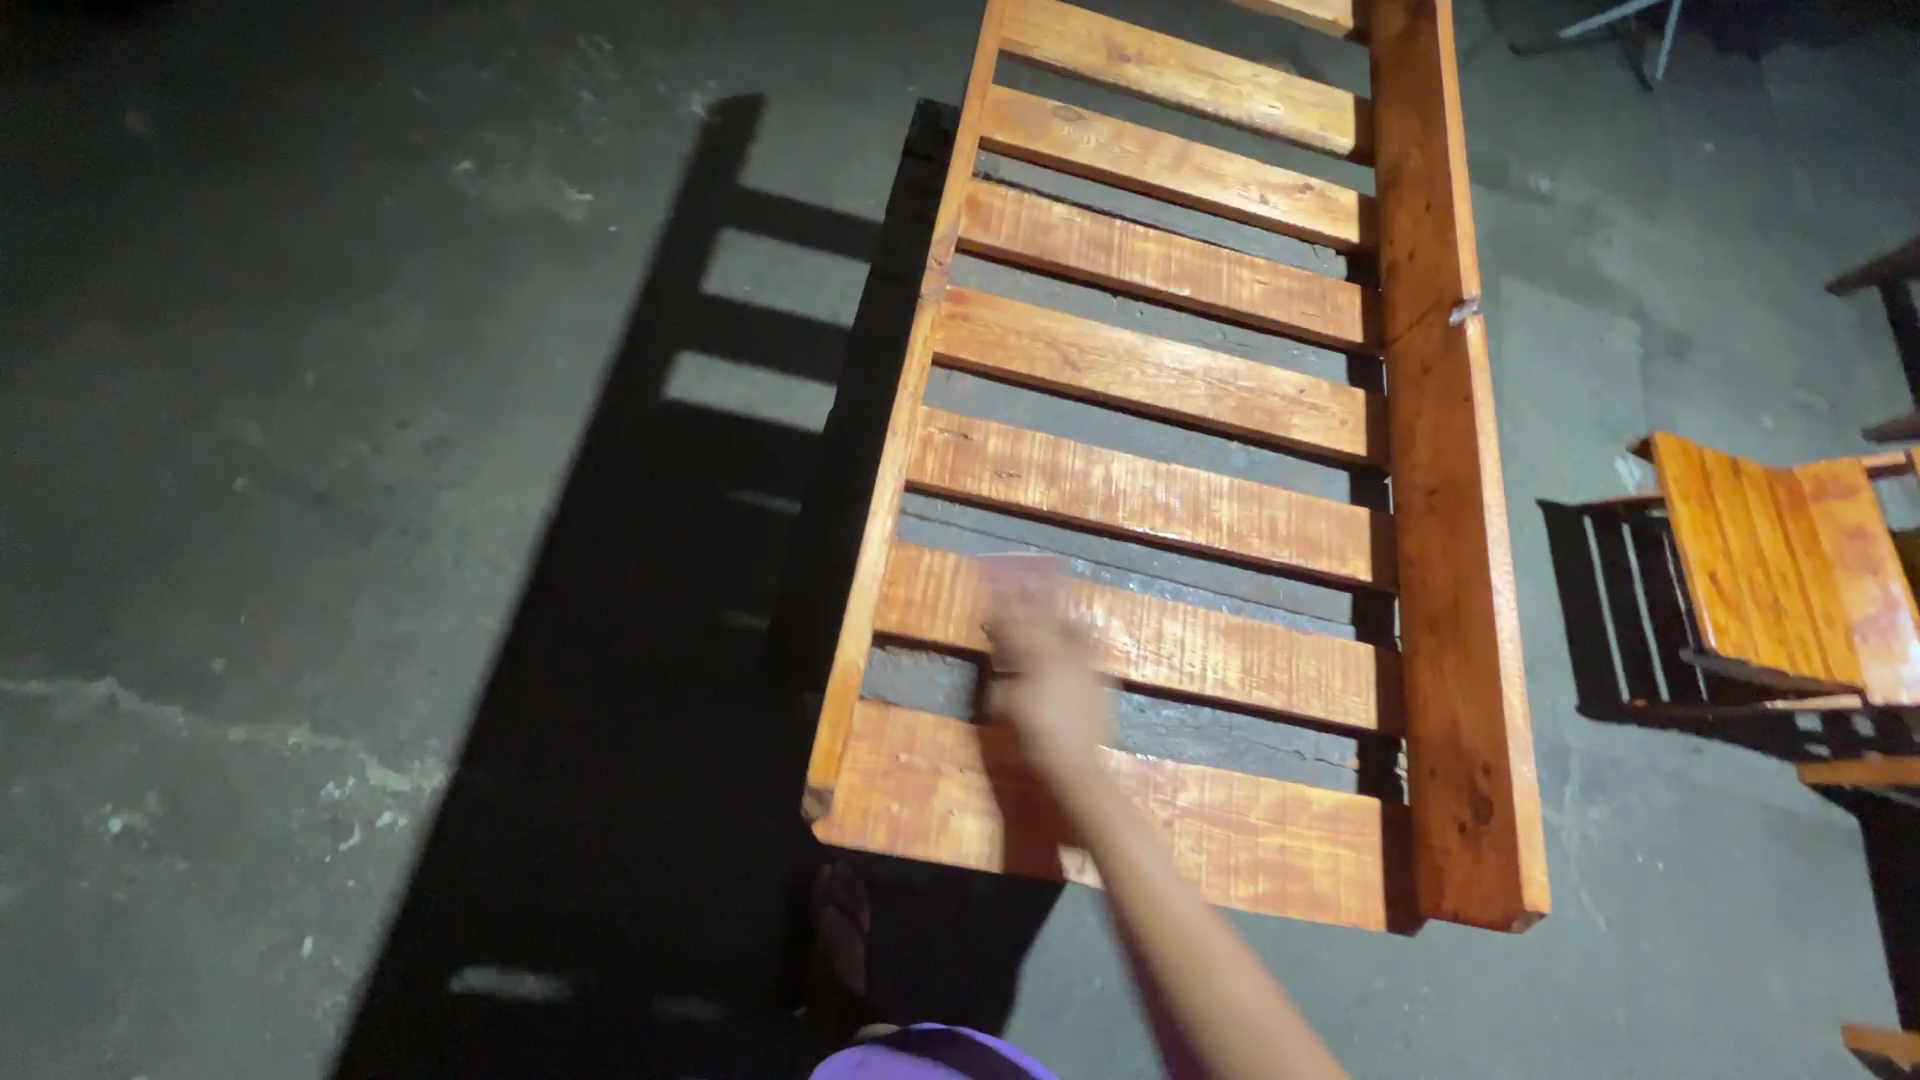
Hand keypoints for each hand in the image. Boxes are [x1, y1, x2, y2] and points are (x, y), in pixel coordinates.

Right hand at [985, 567, 1114, 788]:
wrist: (1076, 764)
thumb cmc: (1034, 739)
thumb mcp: (1007, 706)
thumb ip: (1002, 677)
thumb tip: (999, 656)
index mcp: (1034, 660)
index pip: (1014, 625)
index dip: (1004, 605)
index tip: (995, 585)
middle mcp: (1060, 654)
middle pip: (1042, 618)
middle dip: (1030, 595)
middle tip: (1022, 573)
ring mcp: (1083, 664)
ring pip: (1068, 625)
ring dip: (1057, 604)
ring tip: (1053, 583)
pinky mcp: (1099, 677)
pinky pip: (1090, 645)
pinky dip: (1082, 630)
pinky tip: (1082, 620)